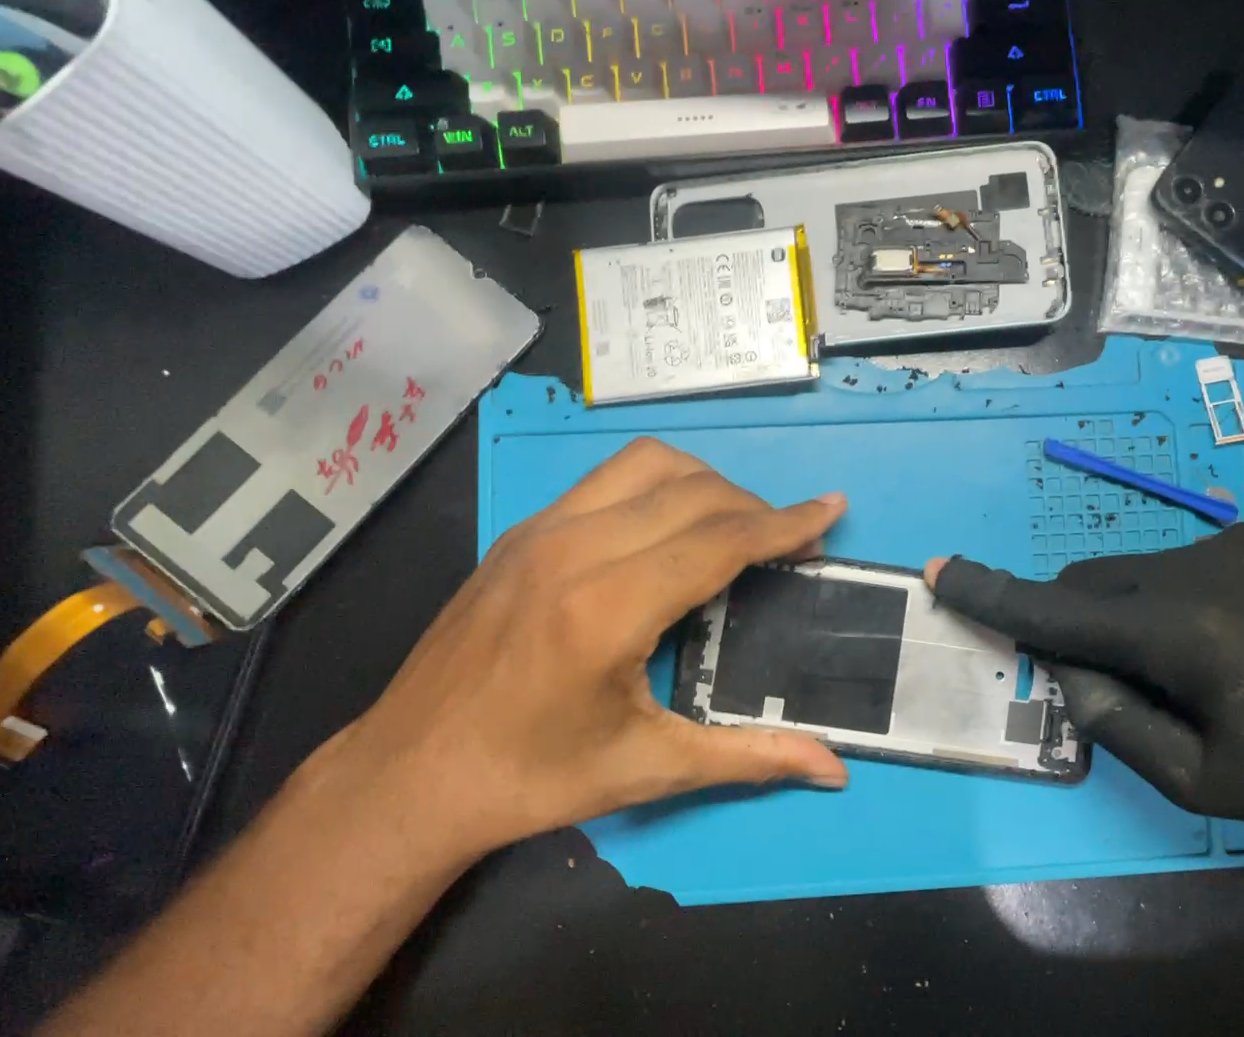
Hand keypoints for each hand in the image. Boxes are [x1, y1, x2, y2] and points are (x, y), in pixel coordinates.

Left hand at [310, 438, 849, 866]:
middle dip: (755, 506)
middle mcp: (574, 549)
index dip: (785, 523)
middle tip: (790, 541)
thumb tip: (835, 770)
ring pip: (645, 465)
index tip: (832, 510)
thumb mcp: (648, 770)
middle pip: (692, 491)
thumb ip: (750, 757)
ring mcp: (540, 532)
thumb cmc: (531, 779)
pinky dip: (657, 487)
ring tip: (733, 524)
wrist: (407, 774)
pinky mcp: (520, 533)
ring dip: (705, 482)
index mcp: (608, 609)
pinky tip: (668, 530)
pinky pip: (606, 480)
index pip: (719, 540)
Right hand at [926, 516, 1243, 884]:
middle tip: (1098, 671)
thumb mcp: (1201, 777)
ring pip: (1139, 569)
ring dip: (1132, 610)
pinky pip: (1188, 560)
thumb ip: (1115, 720)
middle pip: (1092, 581)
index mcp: (1179, 630)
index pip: (1058, 611)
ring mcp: (1238, 539)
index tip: (939, 570)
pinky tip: (1233, 637)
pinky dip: (1177, 595)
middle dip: (1073, 618)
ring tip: (1192, 665)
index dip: (991, 594)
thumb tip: (1065, 668)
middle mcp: (1199, 564)